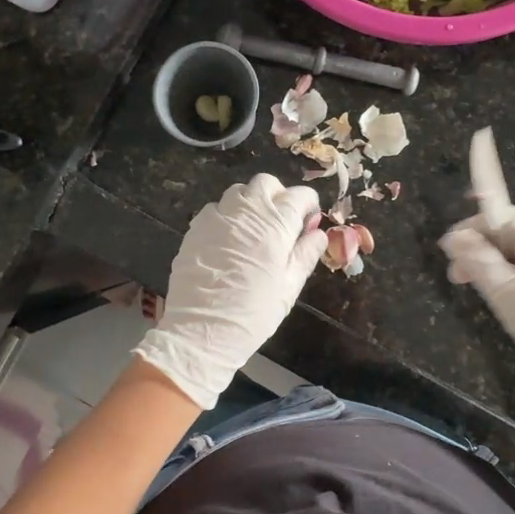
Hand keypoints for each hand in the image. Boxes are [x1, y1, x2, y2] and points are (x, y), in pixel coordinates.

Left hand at [136, 174, 327, 407]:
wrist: (203, 329)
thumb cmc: (254, 312)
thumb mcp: (290, 286)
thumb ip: (306, 254)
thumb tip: (318, 233)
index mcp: (275, 223)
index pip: (299, 195)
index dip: (308, 205)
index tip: (308, 221)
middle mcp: (246, 210)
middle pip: (266, 184)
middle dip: (278, 196)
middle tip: (282, 221)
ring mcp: (217, 216)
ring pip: (238, 192)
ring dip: (251, 203)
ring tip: (255, 230)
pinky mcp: (195, 228)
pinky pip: (216, 209)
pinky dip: (227, 216)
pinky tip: (229, 240)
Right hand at [438, 205, 514, 395]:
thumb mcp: (505, 293)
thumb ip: (477, 261)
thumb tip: (453, 239)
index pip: (508, 217)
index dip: (476, 224)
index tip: (449, 243)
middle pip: (512, 236)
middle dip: (479, 247)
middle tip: (454, 270)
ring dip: (488, 264)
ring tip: (466, 283)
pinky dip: (504, 278)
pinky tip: (492, 293)